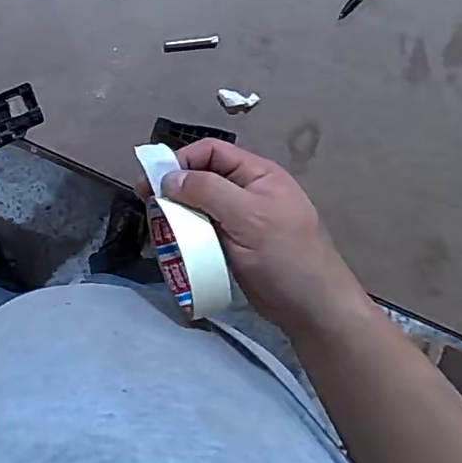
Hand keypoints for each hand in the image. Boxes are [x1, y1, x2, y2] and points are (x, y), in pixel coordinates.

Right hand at [158, 139, 374, 332]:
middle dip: (174, 188)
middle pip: (201, 178)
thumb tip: (169, 177)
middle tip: (148, 204)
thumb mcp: (247, 217)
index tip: (154, 180)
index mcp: (257, 175)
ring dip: (177, 214)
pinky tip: (173, 243)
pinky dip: (185, 234)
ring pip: (198, 206)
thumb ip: (207, 190)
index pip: (211, 152)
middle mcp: (247, 192)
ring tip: (157, 226)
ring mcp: (240, 220)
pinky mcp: (232, 245)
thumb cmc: (286, 258)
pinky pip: (202, 231)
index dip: (181, 160)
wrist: (313, 310)